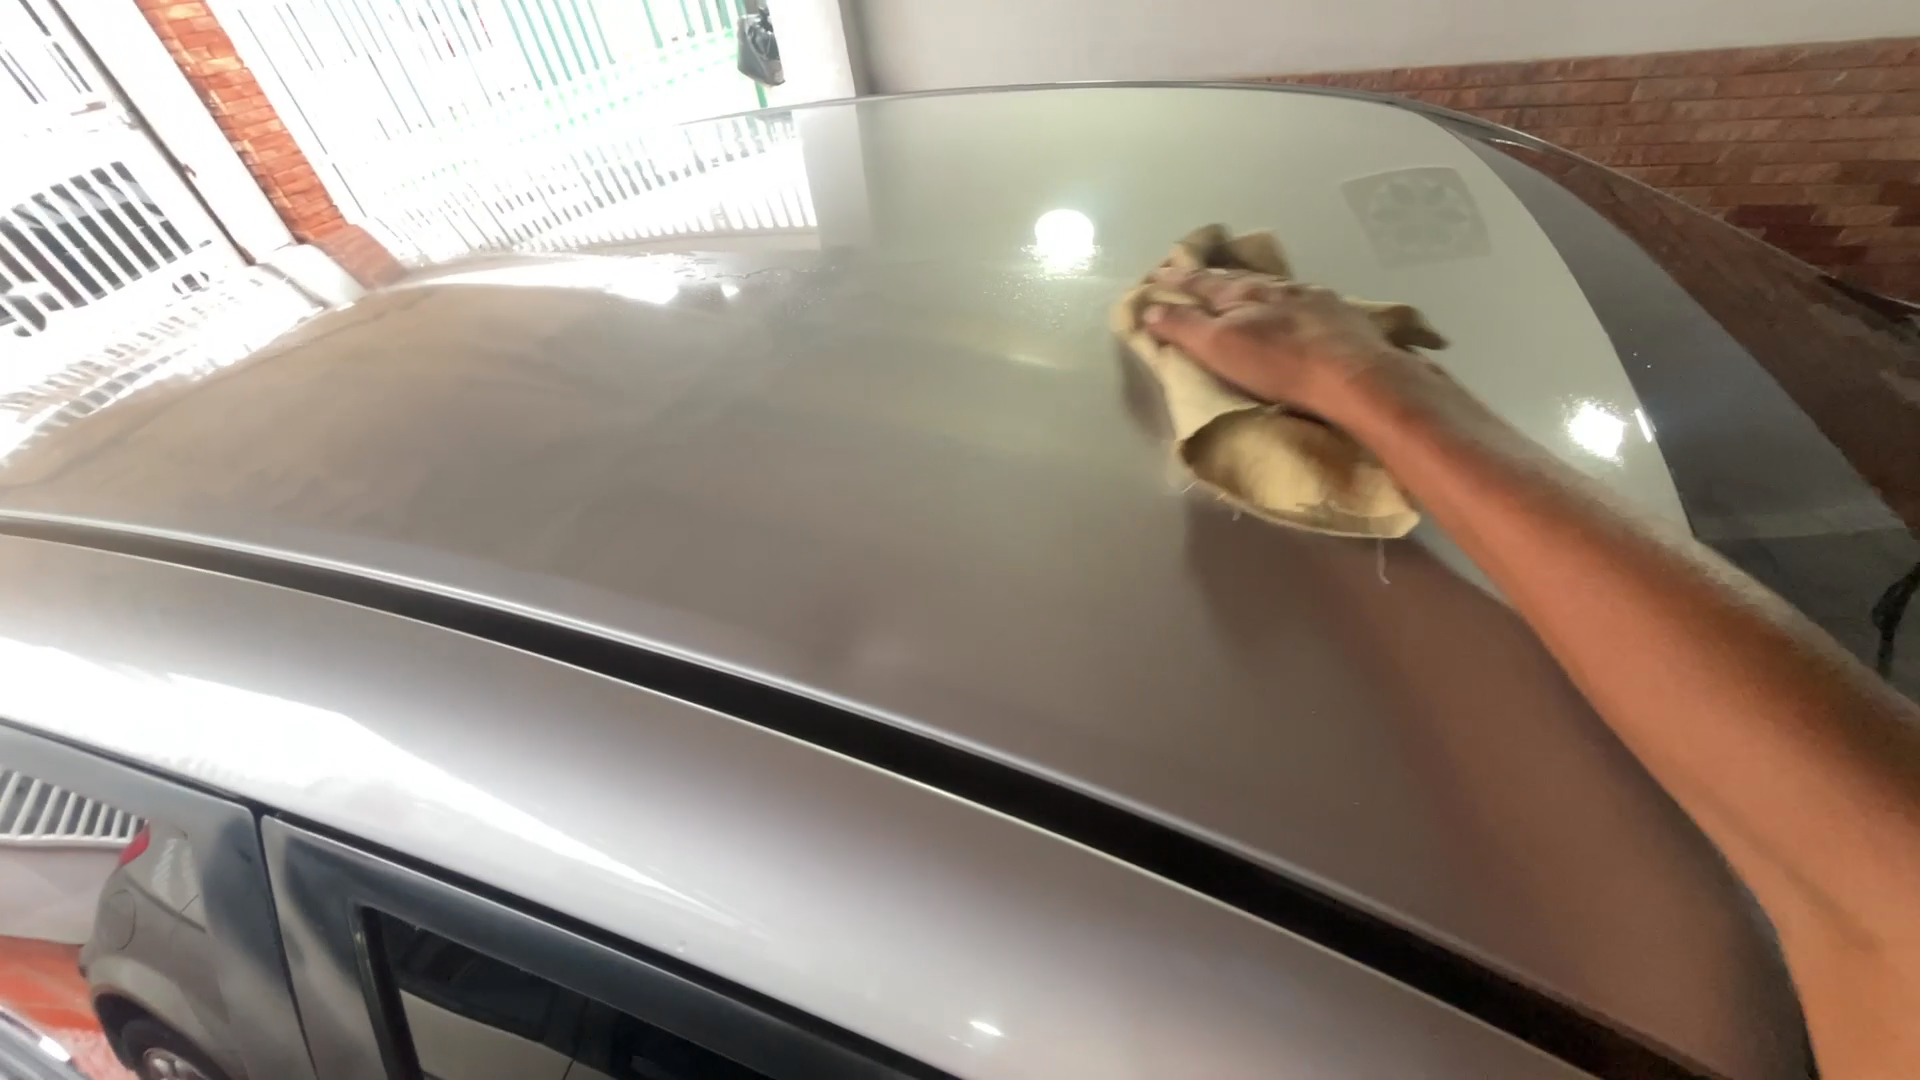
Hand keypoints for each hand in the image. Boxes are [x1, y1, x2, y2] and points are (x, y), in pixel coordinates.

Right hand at [1141, 268, 1435, 421]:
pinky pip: (1303, 300)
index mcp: (1243, 295)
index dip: (1179, 279)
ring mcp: (1312, 299)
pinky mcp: (1340, 316)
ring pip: (1272, 286)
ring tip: (1240, 285)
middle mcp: (1276, 288)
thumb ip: (1183, 327)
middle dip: (1212, 275)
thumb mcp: (1218, 347)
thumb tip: (1150, 309)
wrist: (1352, 375)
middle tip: (1194, 269)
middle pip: (1237, 278)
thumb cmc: (1278, 365)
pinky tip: (1292, 304)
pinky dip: (1286, 300)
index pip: (1202, 283)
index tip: (1159, 272)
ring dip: (1251, 285)